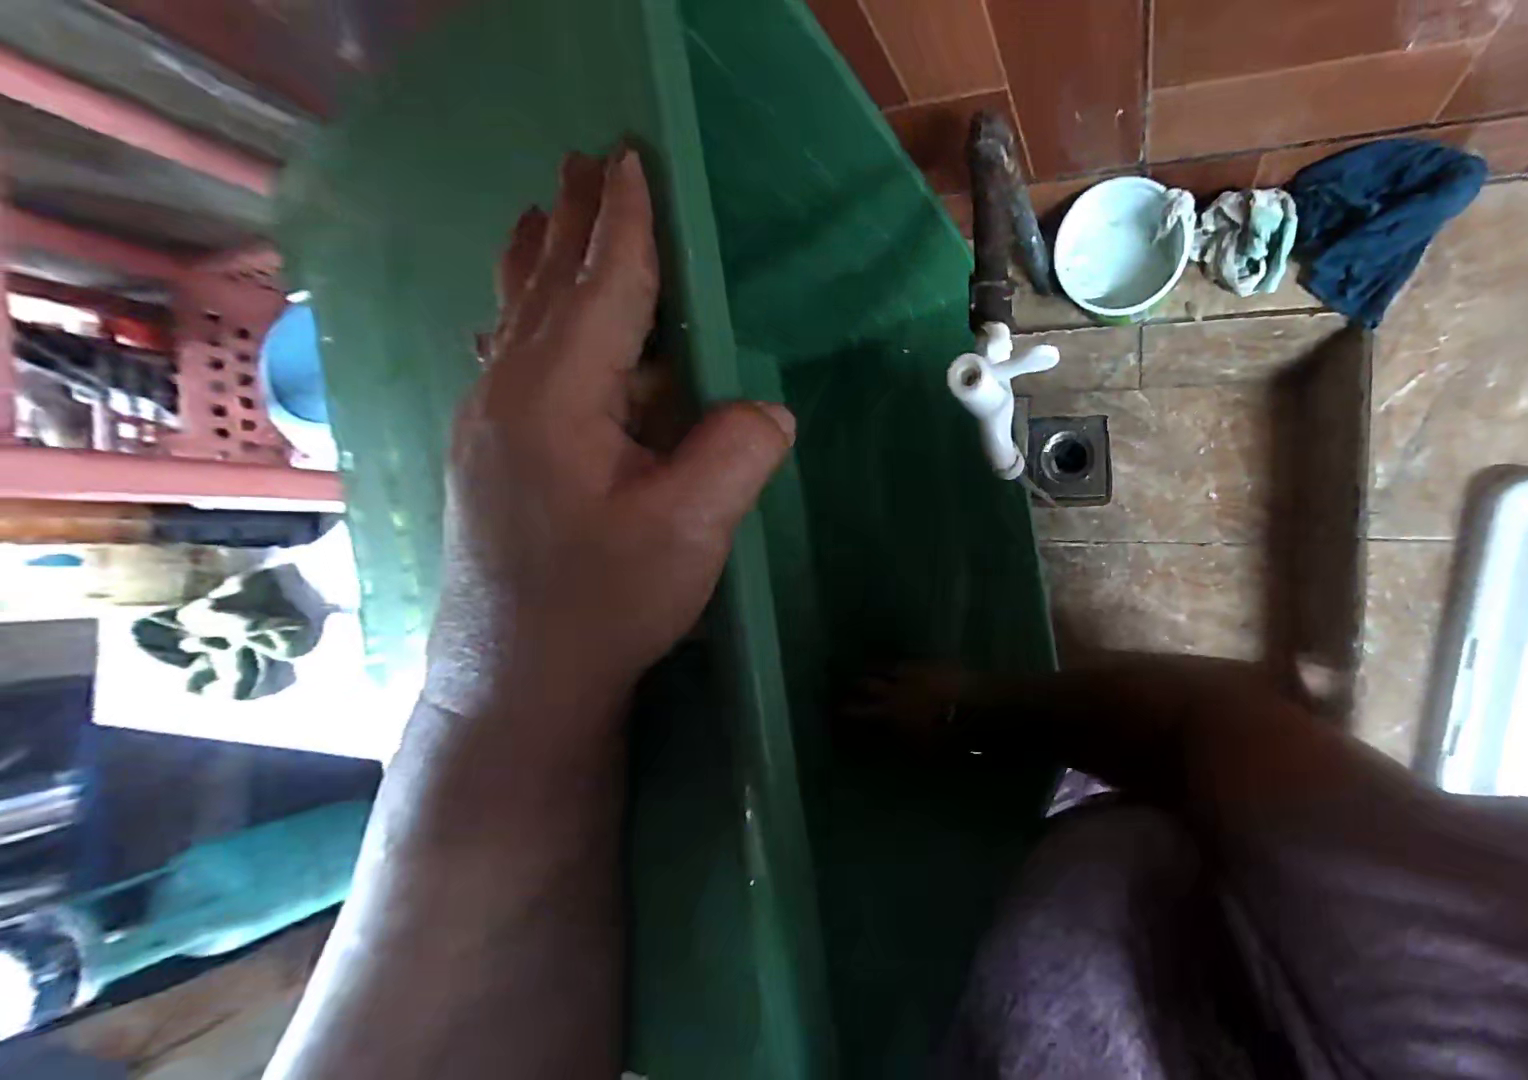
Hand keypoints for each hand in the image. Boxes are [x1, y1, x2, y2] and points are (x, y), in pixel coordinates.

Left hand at [423, 148, 794, 717]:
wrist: (518, 678)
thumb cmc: (605, 601)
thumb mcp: (691, 528)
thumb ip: (737, 450)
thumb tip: (766, 409)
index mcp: (557, 396)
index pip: (604, 287)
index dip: (627, 223)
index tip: (632, 158)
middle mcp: (510, 392)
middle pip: (549, 284)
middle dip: (574, 219)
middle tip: (589, 160)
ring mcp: (492, 424)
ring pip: (523, 320)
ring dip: (546, 260)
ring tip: (551, 213)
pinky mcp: (495, 456)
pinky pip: (516, 359)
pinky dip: (531, 316)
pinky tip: (521, 316)